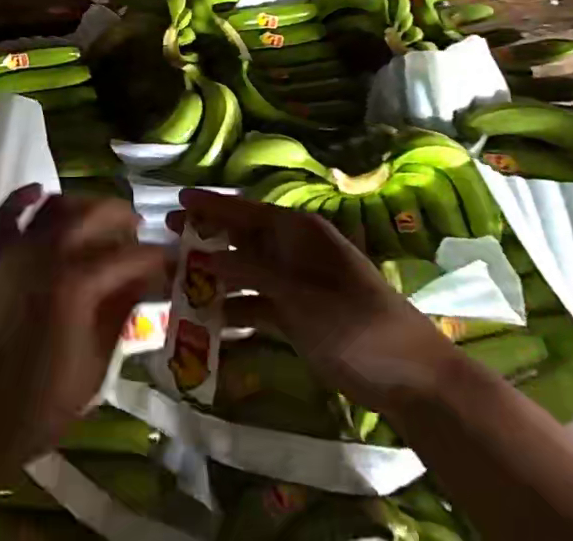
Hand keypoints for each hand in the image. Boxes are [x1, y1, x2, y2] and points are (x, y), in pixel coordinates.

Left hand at [0, 185, 164, 470]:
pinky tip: (41, 192)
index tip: (175, 260)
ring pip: (57, 205)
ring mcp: (20, 252)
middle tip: (141, 237)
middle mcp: (49, 254)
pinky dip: (23, 199)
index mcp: (79, 282)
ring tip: (103, 221)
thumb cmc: (47, 399)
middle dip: (126, 219)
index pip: (132, 255)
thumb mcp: (100, 357)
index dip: (159, 257)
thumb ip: (123, 307)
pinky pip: (7, 215)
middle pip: (97, 214)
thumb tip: (149, 277)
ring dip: (84, 204)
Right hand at [168, 189, 457, 415]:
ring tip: (174, 280)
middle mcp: (293, 252)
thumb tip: (205, 254)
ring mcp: (294, 284)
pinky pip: (255, 304)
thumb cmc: (354, 322)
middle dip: (206, 237)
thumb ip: (252, 273)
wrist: (405, 373)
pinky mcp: (295, 315)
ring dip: (215, 276)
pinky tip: (205, 319)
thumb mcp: (300, 295)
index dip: (212, 205)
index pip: (246, 211)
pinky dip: (233, 309)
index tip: (177, 199)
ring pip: (245, 272)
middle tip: (166, 235)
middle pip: (242, 238)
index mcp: (299, 233)